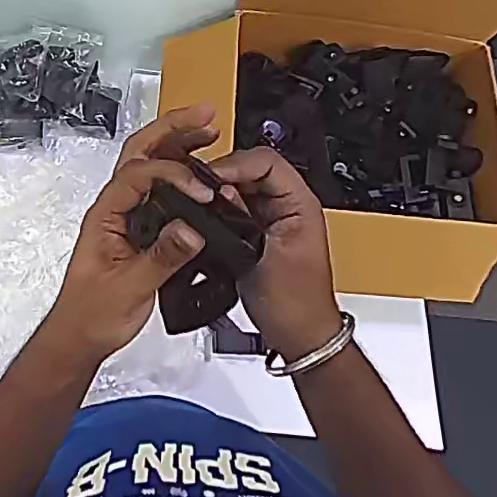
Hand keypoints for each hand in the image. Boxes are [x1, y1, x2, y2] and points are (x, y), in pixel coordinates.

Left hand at [41, 106, 221, 360]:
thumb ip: (162, 258)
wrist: (81, 334)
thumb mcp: (130, 287)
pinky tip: (201, 171)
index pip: (139, 175)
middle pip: (141, 152)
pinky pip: (162, 190)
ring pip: (151, 165)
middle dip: (173, 129)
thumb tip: (191, 229)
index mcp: (106, 214)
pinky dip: (183, 172)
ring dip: (178, 143)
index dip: (174, 175)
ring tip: (209, 131)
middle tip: (204, 116)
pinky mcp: (141, 228)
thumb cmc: (92, 312)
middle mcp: (115, 207)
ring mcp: (127, 215)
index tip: (202, 190)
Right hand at [208, 147, 341, 356]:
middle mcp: (288, 205)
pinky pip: (235, 207)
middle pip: (250, 168)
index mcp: (300, 204)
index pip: (266, 162)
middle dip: (222, 175)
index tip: (211, 179)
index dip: (235, 164)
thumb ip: (240, 221)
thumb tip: (220, 193)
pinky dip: (218, 208)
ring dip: (218, 191)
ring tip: (196, 201)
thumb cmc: (295, 305)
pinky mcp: (258, 230)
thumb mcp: (261, 259)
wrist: (299, 334)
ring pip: (240, 186)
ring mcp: (273, 217)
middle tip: (196, 189)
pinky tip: (204, 217)